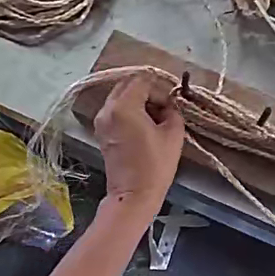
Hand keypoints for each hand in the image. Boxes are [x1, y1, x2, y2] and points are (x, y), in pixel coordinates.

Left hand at [96, 71, 184, 210]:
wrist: (134, 194)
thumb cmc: (155, 166)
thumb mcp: (173, 134)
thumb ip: (172, 111)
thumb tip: (168, 104)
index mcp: (124, 107)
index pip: (142, 80)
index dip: (160, 88)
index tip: (171, 104)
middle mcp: (107, 109)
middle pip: (127, 84)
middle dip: (147, 91)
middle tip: (164, 107)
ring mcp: (101, 120)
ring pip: (120, 96)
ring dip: (138, 100)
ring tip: (155, 118)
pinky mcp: (101, 131)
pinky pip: (115, 110)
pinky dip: (129, 111)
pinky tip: (143, 125)